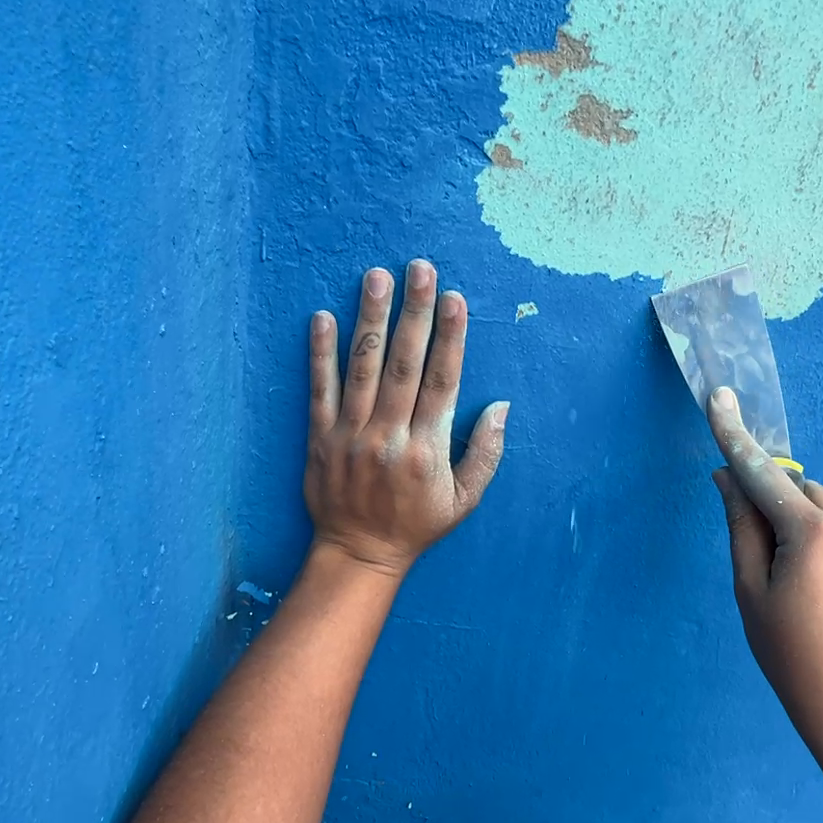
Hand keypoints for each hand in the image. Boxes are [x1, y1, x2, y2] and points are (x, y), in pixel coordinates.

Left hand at [303, 261, 508, 578]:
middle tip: (419, 268)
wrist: (358, 554)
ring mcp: (350, 435)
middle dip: (414, 313)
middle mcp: (388, 436)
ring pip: (362, 368)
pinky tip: (323, 318)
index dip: (451, 337)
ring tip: (376, 277)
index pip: (442, 381)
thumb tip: (502, 407)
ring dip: (370, 319)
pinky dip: (320, 353)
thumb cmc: (418, 525)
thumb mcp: (465, 500)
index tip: (455, 299)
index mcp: (427, 449)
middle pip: (404, 364)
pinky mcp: (320, 438)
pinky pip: (320, 390)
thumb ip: (486, 453)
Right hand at [705, 387, 822, 803]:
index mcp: (812, 532)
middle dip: (779, 508)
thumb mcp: (752, 597)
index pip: (763, 472)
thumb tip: (729, 478)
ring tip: (809, 596)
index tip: (720, 397)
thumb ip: (741, 528)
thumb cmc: (798, 664)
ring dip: (810, 532)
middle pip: (802, 493)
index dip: (735, 435)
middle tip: (767, 565)